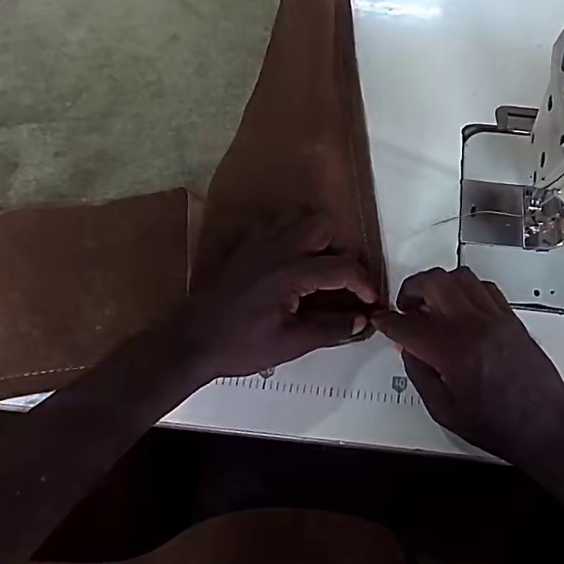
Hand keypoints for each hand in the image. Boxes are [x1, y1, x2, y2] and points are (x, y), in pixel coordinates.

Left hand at [175, 214, 377, 380]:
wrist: (192, 341)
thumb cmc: (240, 346)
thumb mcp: (290, 344)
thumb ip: (330, 328)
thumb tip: (360, 319)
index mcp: (291, 273)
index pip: (341, 267)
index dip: (363, 283)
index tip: (371, 300)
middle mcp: (278, 247)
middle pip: (325, 224)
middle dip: (344, 247)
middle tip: (346, 277)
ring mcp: (260, 241)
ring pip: (302, 217)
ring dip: (320, 236)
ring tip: (324, 266)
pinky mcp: (246, 244)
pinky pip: (279, 223)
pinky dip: (295, 234)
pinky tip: (295, 261)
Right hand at [375, 267, 563, 469]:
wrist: (545, 428)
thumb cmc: (496, 425)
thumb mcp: (444, 409)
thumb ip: (419, 373)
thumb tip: (407, 348)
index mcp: (451, 351)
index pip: (408, 324)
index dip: (388, 321)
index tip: (381, 319)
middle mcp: (472, 326)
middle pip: (433, 283)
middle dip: (411, 288)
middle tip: (405, 305)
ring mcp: (494, 317)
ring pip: (459, 277)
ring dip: (439, 284)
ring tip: (432, 301)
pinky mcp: (511, 318)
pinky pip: (484, 286)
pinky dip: (466, 288)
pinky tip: (461, 305)